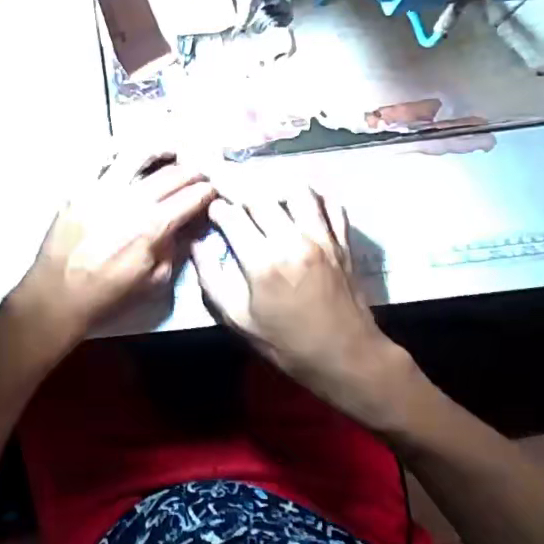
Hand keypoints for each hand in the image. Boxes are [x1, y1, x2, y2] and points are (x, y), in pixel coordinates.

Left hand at [12, 150, 216, 339]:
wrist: (57, 297)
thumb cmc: (109, 296)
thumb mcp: (154, 282)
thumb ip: (175, 249)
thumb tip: (188, 226)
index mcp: (153, 226)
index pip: (192, 197)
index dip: (208, 190)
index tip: (215, 189)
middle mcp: (130, 200)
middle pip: (172, 173)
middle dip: (193, 170)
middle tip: (200, 172)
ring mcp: (101, 189)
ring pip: (138, 153)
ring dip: (161, 149)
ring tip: (171, 151)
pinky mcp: (78, 188)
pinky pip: (101, 158)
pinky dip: (121, 151)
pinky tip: (131, 153)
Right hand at [191, 183, 404, 415]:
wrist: (345, 356)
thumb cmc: (287, 344)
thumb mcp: (239, 321)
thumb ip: (214, 280)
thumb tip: (197, 246)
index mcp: (263, 262)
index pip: (232, 216)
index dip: (217, 208)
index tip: (212, 209)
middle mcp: (292, 241)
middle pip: (261, 197)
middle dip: (241, 191)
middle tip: (233, 195)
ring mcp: (322, 238)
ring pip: (298, 192)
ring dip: (277, 187)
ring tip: (266, 194)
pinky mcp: (342, 242)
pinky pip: (331, 205)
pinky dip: (316, 197)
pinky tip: (303, 201)